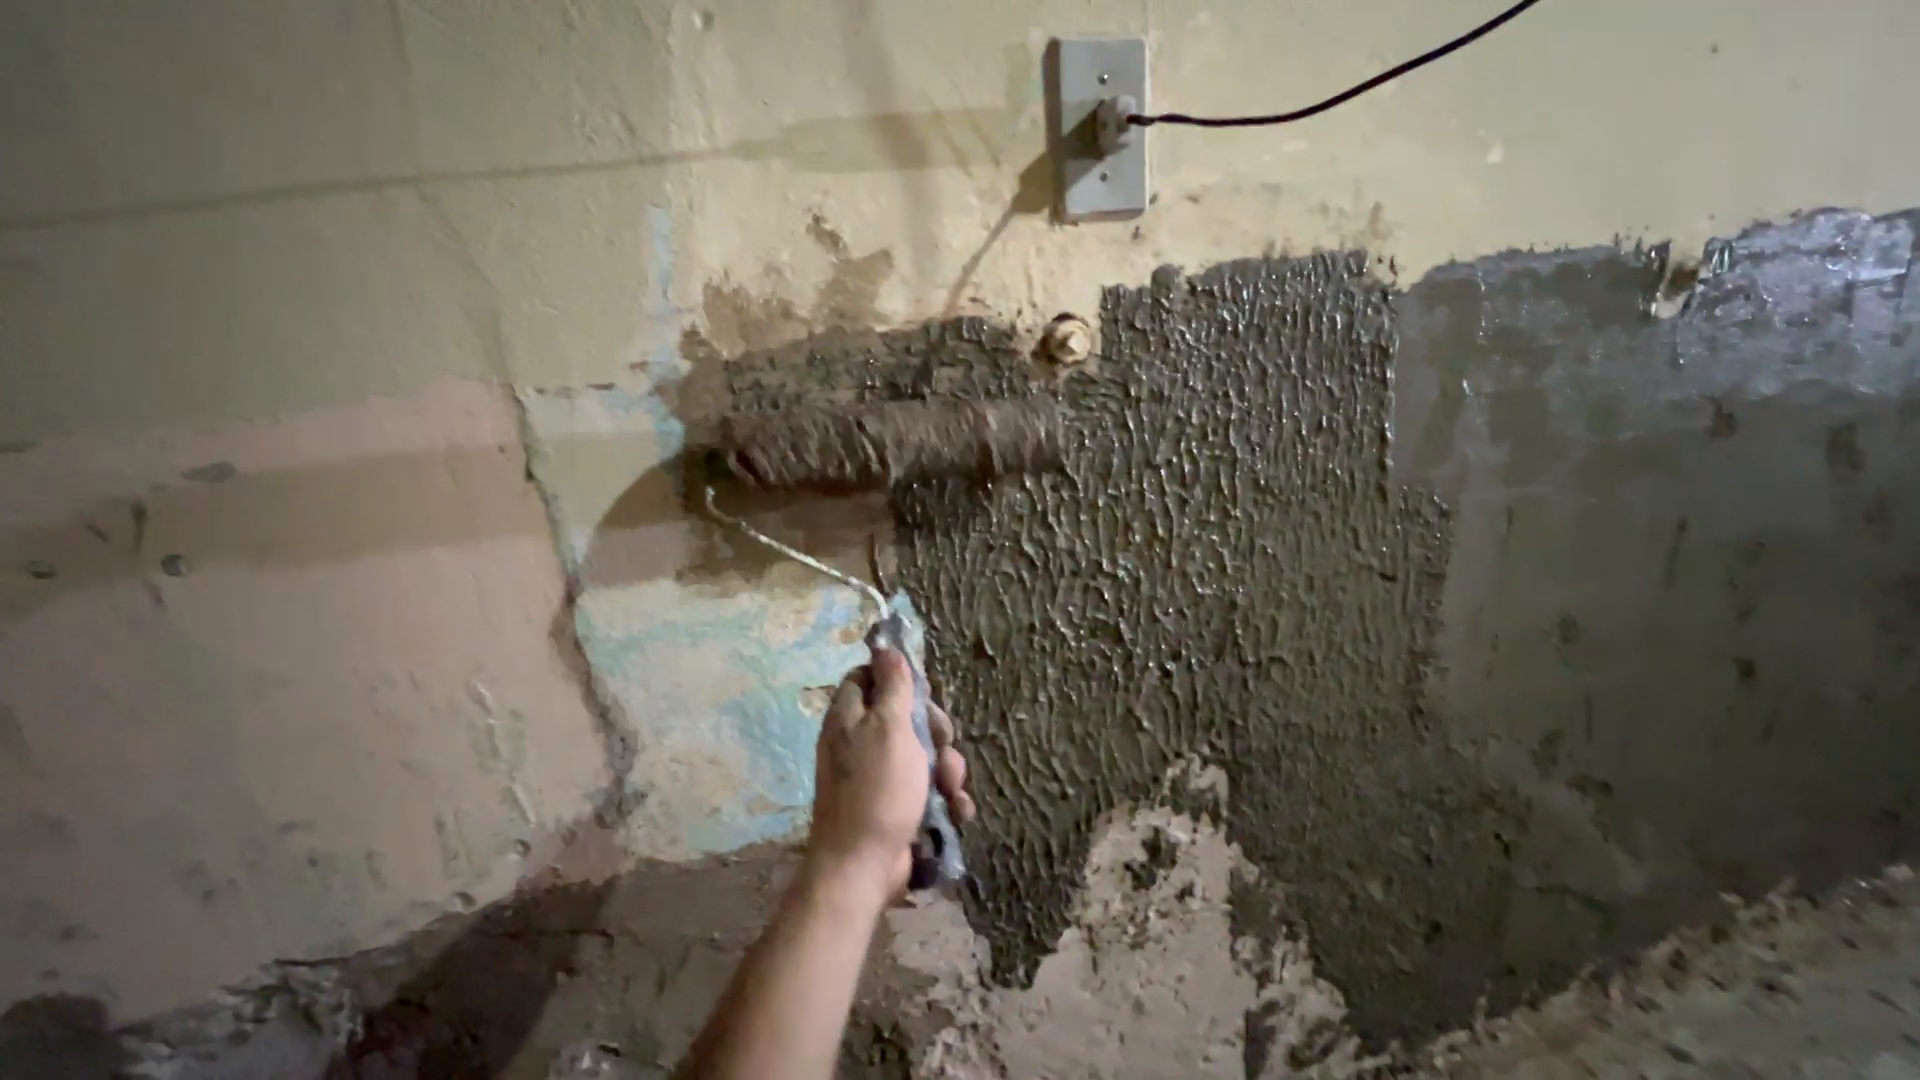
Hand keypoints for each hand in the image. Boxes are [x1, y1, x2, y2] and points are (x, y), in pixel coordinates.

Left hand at [805, 650, 974, 904]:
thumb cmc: (876, 790)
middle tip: (943, 744)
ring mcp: (876, 776)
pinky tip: (955, 810)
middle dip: (935, 731)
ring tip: (951, 789)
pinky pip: (925, 789)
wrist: (862, 866)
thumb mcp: (888, 728)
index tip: (923, 692)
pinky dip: (943, 798)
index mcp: (849, 716)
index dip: (898, 679)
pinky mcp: (894, 805)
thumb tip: (884, 646)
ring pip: (923, 754)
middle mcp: (859, 741)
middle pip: (904, 716)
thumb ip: (892, 687)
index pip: (868, 677)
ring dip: (946, 769)